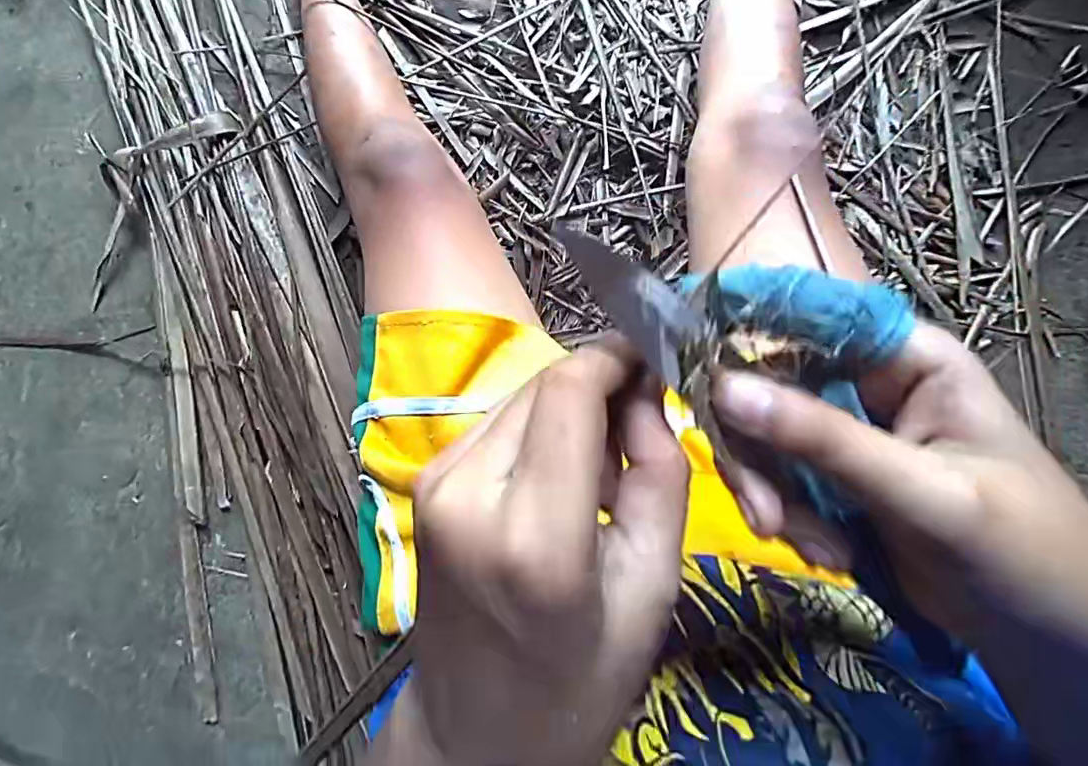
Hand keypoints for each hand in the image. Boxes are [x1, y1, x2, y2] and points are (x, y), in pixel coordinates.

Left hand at [376, 337, 689, 765]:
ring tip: (596, 472)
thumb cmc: (580, 674)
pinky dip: (538, 430)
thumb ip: (661, 474)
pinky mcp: (426, 477)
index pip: (569, 391)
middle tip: (635, 433)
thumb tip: (645, 393)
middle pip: (545, 386)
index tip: (652, 368)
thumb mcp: (652, 583)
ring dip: (569, 410)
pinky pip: (499, 420)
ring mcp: (435, 480)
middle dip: (600, 387)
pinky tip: (555, 479)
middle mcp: (468, 492)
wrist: (475, 732)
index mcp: (533, 533)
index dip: (615, 359)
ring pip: (522, 396)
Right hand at [713, 322, 1087, 653]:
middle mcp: (865, 377)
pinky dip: (786, 512)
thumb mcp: (928, 496)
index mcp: (905, 354)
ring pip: (764, 427)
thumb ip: (826, 440)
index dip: (747, 332)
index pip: (809, 316)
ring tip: (814, 549)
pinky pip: (776, 470)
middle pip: (770, 376)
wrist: (1068, 650)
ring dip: (773, 489)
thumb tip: (723, 385)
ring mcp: (844, 425)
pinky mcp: (831, 471)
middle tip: (763, 511)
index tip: (702, 374)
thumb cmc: (1029, 556)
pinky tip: (826, 554)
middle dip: (758, 444)